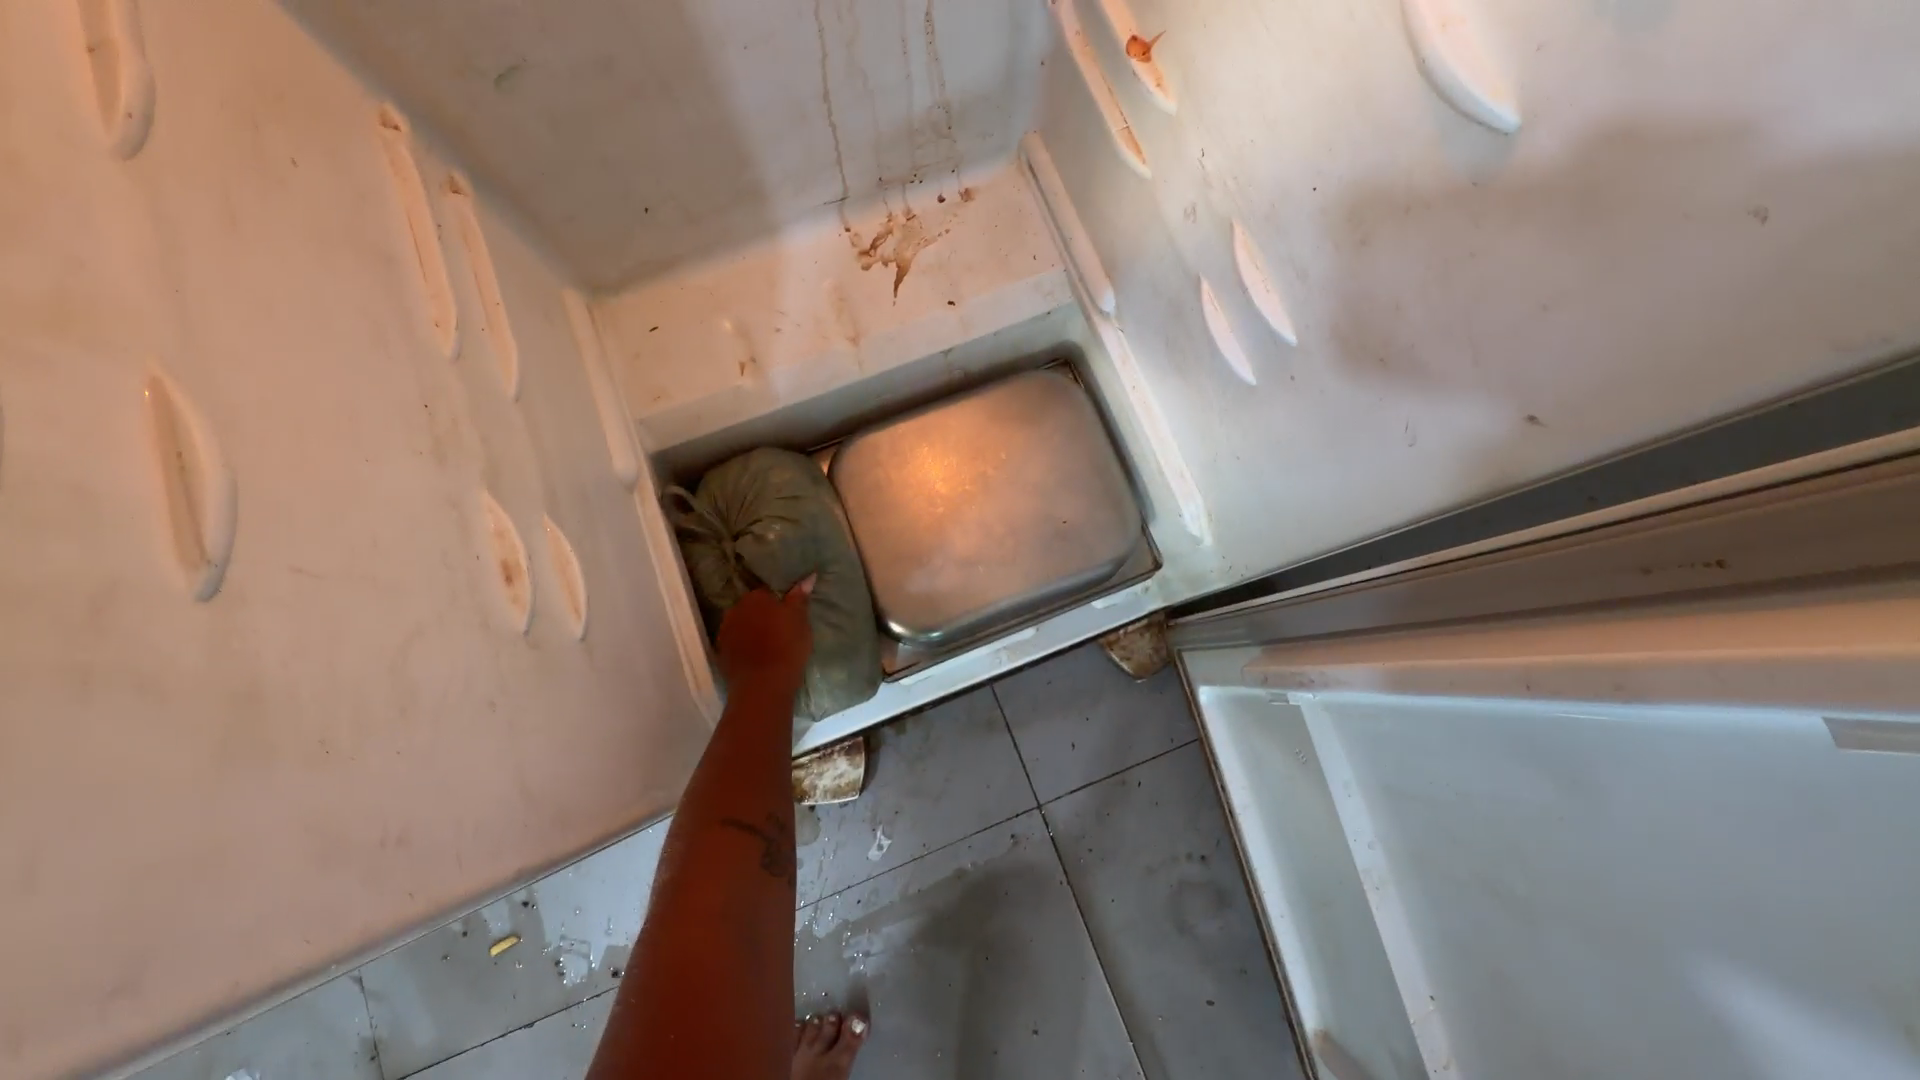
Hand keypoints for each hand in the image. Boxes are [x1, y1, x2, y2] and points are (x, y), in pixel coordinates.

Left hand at [716, 576, 814, 693]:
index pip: (767, 593)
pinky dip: (744, 647)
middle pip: (752, 608)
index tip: (788, 615)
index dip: (779, 604)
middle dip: (763, 615)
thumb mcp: (801, 620)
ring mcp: (725, 632)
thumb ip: (800, 597)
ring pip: (742, 625)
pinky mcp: (721, 653)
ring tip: (769, 645)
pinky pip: (736, 643)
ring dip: (752, 631)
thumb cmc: (787, 647)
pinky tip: (757, 657)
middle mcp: (735, 609)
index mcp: (755, 597)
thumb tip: (808, 576)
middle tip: (780, 630)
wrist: (763, 685)